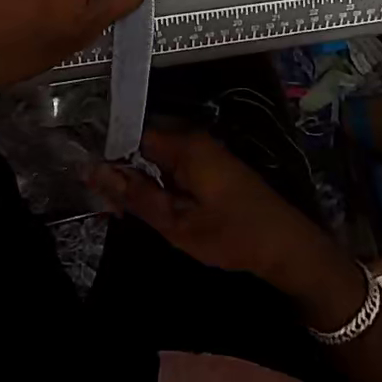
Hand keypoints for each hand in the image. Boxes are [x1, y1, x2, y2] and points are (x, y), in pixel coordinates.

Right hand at [92, 129, 367, 328]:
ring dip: (140, 177)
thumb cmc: (233, 235)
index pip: (131, 133)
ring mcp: (203, 148)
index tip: (92, 180)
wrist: (289, 248)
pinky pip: (171, 162)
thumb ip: (135, 195)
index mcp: (183, 144)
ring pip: (156, 154)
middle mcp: (192, 137)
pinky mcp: (210, 163)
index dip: (109, 154)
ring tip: (125, 207)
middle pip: (142, 142)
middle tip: (109, 203)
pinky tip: (152, 205)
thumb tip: (92, 170)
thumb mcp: (177, 223)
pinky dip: (158, 181)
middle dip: (122, 168)